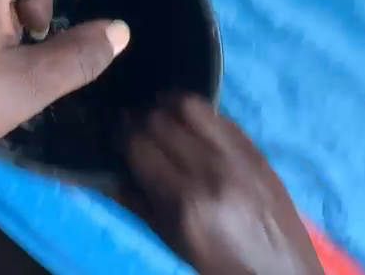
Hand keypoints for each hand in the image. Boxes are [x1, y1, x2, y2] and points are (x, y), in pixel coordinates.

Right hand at [123, 96, 325, 274]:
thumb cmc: (221, 265)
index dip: (119, 136)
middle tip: (135, 129)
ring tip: (162, 118)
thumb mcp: (172, 240)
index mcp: (186, 201)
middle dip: (138, 120)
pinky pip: (217, 115)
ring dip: (165, 107)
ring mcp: (239, 160)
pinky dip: (196, 113)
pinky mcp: (258, 154)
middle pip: (156, 119)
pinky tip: (189, 123)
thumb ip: (135, 199)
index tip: (116, 138)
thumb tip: (106, 165)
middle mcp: (211, 173)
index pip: (136, 143)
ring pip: (186, 105)